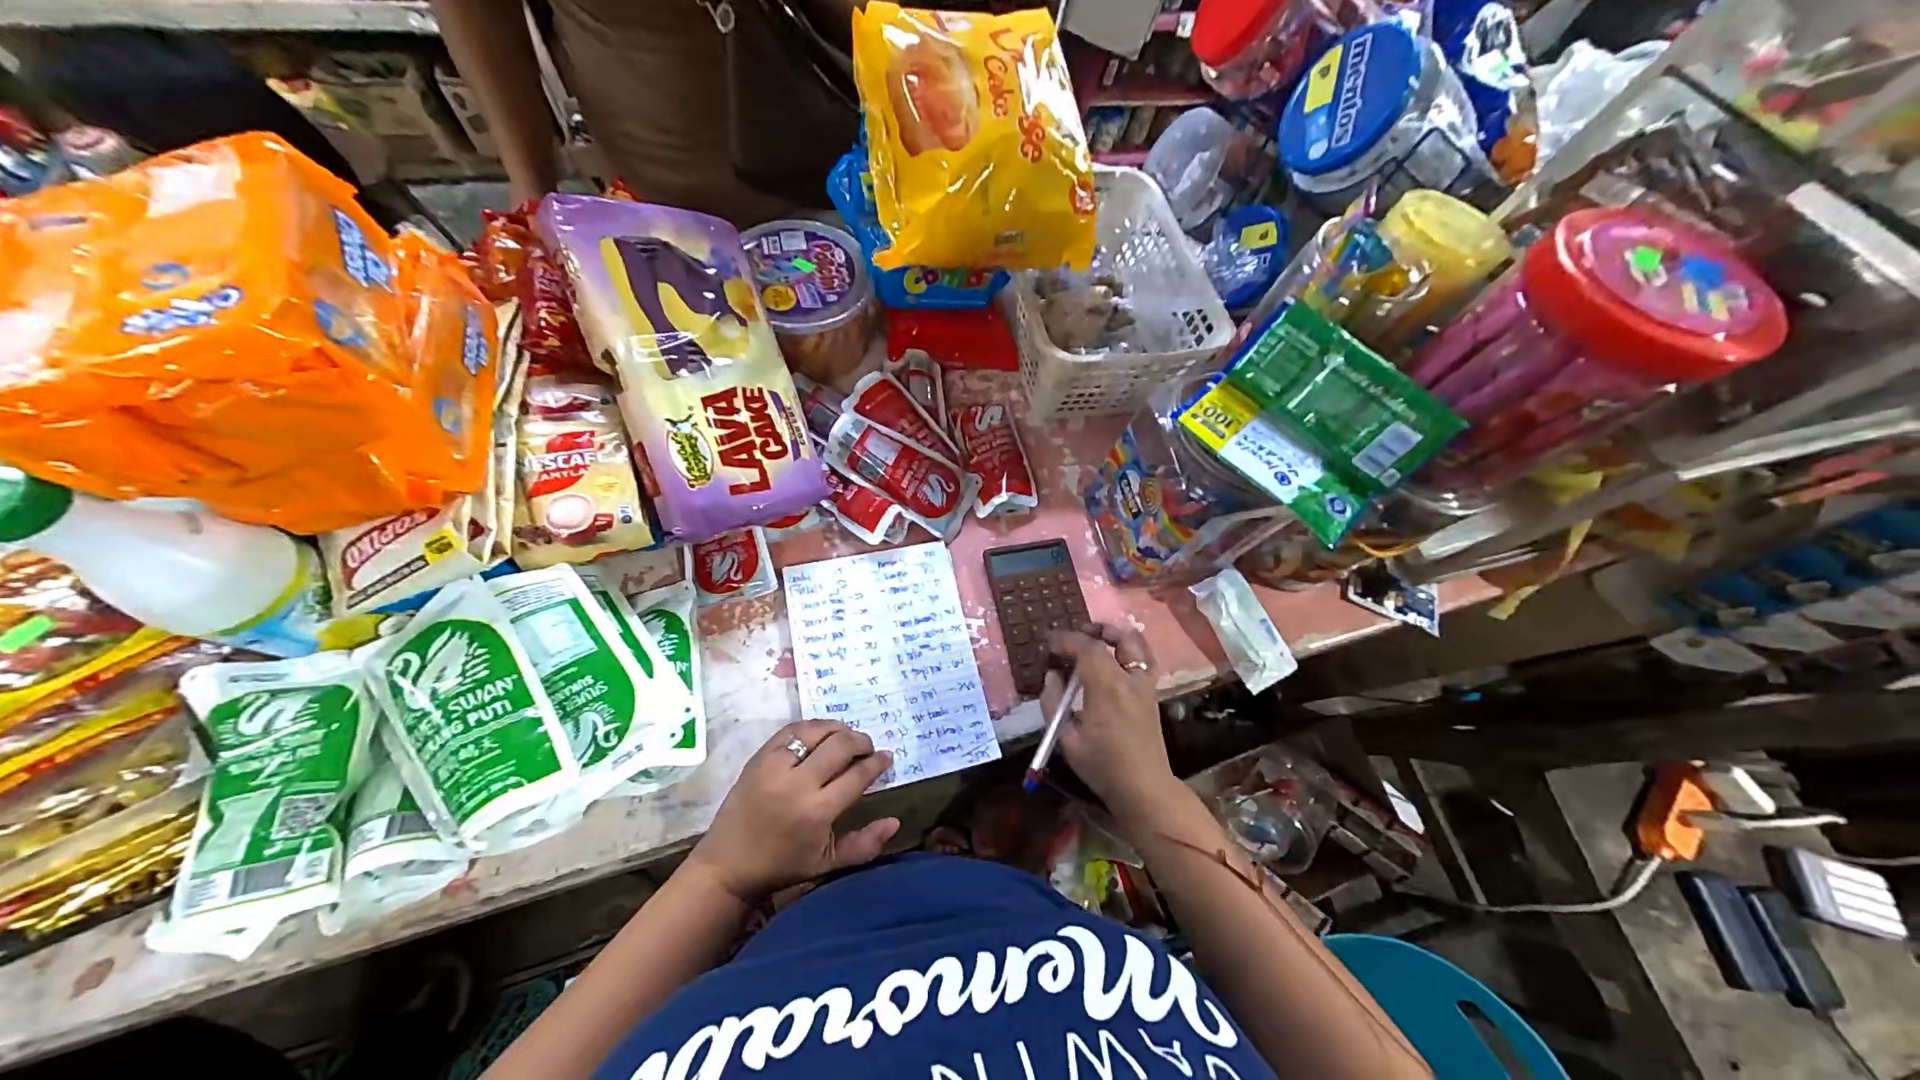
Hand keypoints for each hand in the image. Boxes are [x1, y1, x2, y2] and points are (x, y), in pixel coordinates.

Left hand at [685, 721, 899, 904]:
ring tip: (846, 737)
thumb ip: (865, 844)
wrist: (727, 864)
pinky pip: (791, 730)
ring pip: (816, 731)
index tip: (886, 758)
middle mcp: (797, 784)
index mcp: (817, 812)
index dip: (877, 762)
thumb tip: (895, 821)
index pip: (857, 775)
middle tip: (868, 747)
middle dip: (861, 741)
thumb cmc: (782, 866)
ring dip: (838, 729)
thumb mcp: (827, 864)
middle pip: (840, 745)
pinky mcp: (758, 758)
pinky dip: (812, 727)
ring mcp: (774, 766)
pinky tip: (822, 734)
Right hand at [1041, 623, 1181, 824]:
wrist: (1143, 788)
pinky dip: (1129, 651)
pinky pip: (1144, 660)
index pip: (1087, 647)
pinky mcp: (1152, 694)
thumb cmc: (1102, 766)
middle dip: (1094, 630)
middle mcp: (1131, 679)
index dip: (1066, 640)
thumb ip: (1053, 702)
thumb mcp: (1066, 738)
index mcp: (1108, 687)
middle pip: (1118, 637)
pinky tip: (1112, 662)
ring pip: (1138, 644)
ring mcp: (1146, 685)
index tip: (1049, 644)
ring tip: (1095, 641)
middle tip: (1074, 637)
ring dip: (1115, 636)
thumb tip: (1051, 676)